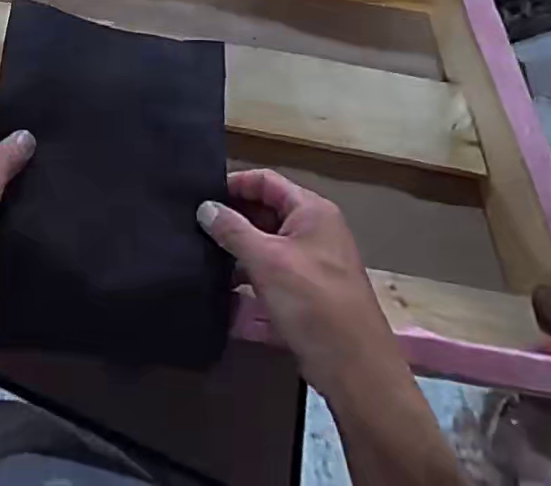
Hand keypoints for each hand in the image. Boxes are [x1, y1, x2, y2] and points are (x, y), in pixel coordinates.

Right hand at [197, 169, 396, 394]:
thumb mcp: (267, 261)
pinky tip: (222, 284)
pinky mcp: (307, 289)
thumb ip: (233, 230)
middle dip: (233, 217)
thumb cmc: (313, 302)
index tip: (201, 195)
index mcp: (311, 210)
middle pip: (266, 209)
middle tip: (195, 224)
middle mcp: (314, 228)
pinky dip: (250, 271)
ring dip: (239, 246)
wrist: (355, 368)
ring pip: (268, 240)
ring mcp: (312, 259)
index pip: (266, 181)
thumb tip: (205, 207)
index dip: (234, 184)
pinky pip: (273, 268)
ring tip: (201, 252)